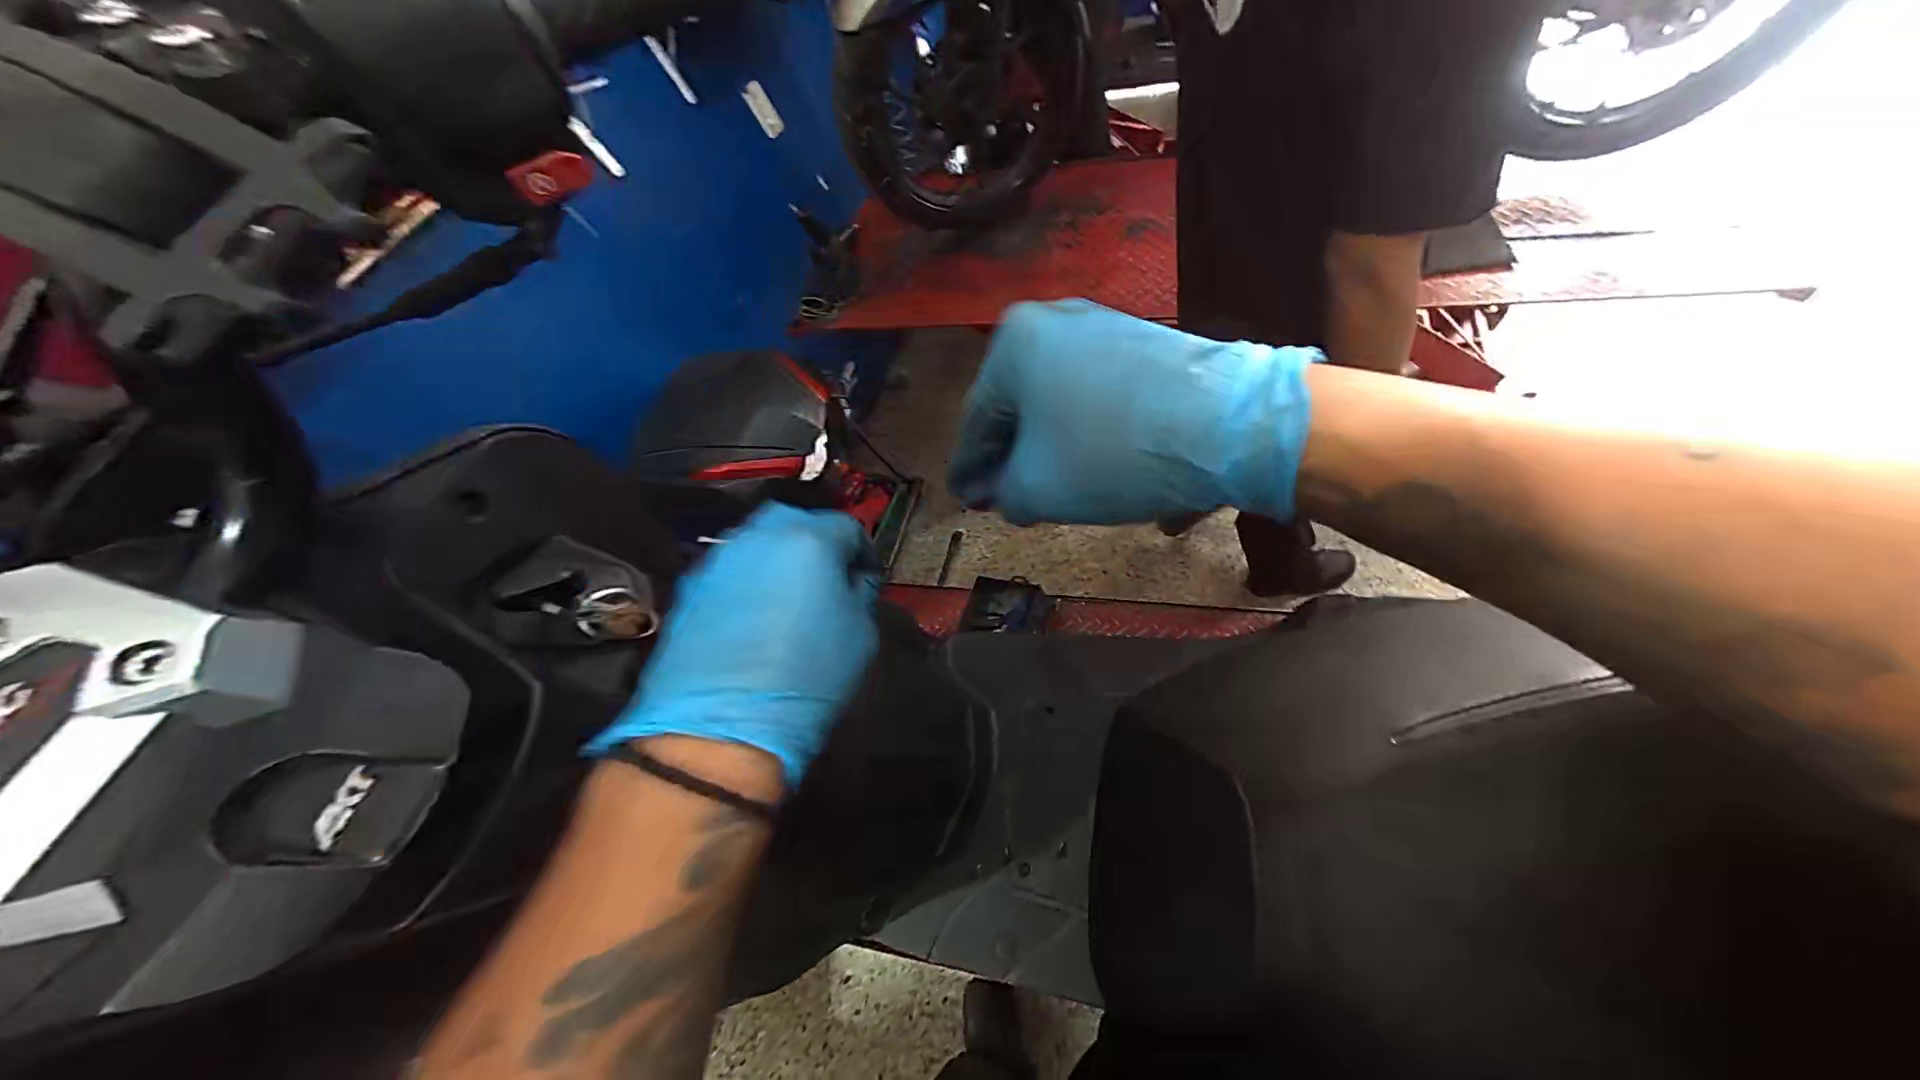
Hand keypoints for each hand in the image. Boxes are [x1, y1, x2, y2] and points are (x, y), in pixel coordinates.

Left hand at [585, 503, 879, 788]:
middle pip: (795, 522)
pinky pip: (731, 571)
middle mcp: (759, 536)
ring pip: (758, 542)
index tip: (866, 578)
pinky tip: (754, 616)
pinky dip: (748, 581)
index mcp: (809, 539)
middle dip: (815, 542)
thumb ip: (860, 592)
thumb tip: (852, 578)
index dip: (863, 552)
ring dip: (778, 559)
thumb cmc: (808, 677)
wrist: (721, 725)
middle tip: (826, 579)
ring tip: (789, 597)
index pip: (847, 526)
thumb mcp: (860, 635)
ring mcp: (719, 560)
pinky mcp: (690, 588)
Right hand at [947, 300, 1319, 525]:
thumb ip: (1001, 494)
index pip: (978, 420)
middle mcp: (1054, 321)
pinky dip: (1093, 435)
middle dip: (1016, 459)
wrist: (1228, 424)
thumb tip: (995, 494)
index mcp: (1014, 343)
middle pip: (1022, 407)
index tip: (966, 499)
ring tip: (1056, 492)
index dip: (970, 469)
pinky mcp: (1145, 345)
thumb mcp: (1037, 489)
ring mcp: (1105, 328)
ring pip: (1062, 403)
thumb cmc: (1111, 453)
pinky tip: (1102, 473)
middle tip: (1009, 499)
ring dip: (1056, 450)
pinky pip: (1100, 397)